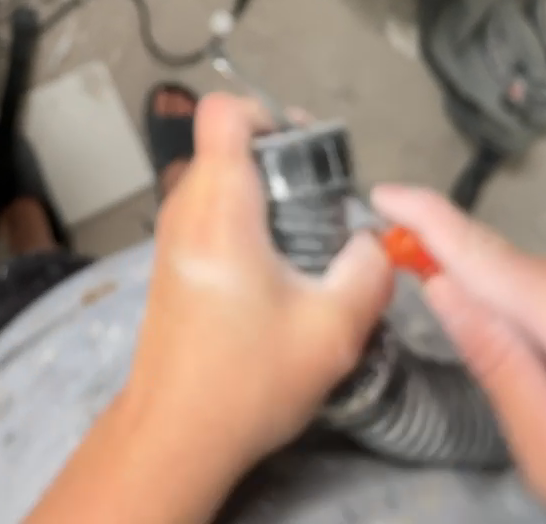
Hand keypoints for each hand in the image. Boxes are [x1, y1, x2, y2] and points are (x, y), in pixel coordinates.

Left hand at [117, 94, 394, 474]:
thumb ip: (368, 272)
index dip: (267, 114)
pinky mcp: (171, 254)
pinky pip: (209, 205)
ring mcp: (172, 229)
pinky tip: (275, 263)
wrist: (172, 433)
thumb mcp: (332, 331)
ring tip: (304, 233)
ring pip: (217, 173)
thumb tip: (374, 241)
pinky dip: (244, 212)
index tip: (305, 151)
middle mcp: (186, 205)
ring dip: (263, 187)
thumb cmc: (245, 379)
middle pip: (225, 141)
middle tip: (321, 196)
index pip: (223, 112)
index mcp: (219, 206)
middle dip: (278, 156)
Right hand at [373, 185, 545, 523]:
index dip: (428, 218)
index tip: (381, 194)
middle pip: (514, 269)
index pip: (488, 255)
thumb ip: (494, 358)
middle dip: (464, 278)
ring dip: (504, 306)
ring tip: (510, 375)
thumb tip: (440, 285)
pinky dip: (539, 315)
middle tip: (428, 313)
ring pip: (542, 283)